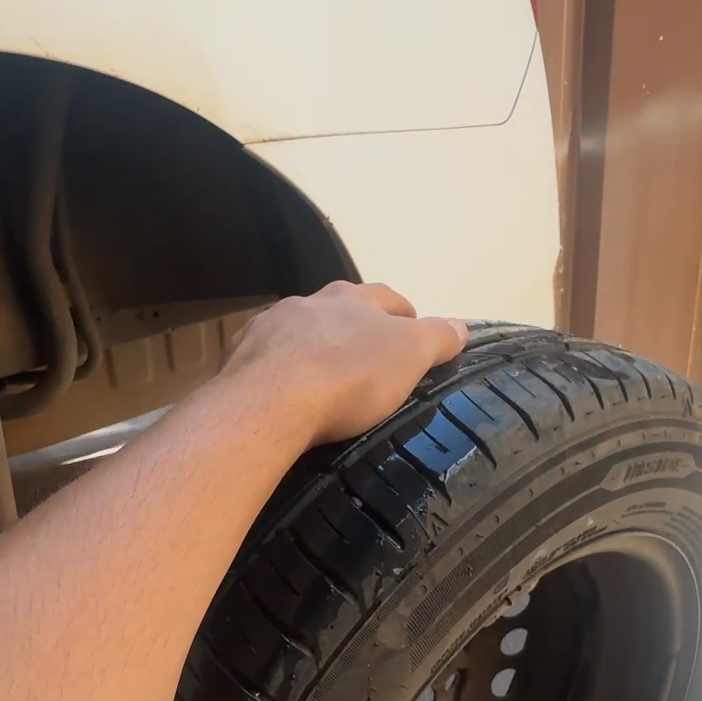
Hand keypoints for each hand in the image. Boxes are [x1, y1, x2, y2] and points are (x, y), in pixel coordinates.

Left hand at [221, 281, 468, 446]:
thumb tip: (461, 325)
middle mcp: (309, 302)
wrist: (269, 403)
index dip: (404, 315)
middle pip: (340, 309)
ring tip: (322, 376)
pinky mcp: (240, 356)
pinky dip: (279, 368)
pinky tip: (283, 390)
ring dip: (313, 345)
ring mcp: (270, 327)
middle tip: (368, 357)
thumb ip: (436, 338)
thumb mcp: (409, 357)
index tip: (412, 335)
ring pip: (299, 330)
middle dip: (355, 327)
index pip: (388, 298)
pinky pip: (266, 356)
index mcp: (353, 299)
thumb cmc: (349, 377)